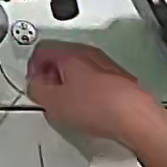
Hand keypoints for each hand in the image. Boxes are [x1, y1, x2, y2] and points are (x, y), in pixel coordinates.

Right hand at [26, 42, 166, 145]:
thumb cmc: (100, 105)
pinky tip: (87, 110)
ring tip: (68, 106)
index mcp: (70, 53)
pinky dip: (85, 91)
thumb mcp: (53, 102)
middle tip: (47, 94)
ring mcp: (105, 65)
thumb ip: (36, 90)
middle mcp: (89, 54)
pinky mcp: (117, 80)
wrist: (134, 116)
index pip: (41, 50)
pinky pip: (93, 81)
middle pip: (60, 58)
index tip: (33, 83)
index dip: (32, 68)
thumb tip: (35, 86)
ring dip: (68, 84)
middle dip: (50, 76)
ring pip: (77, 69)